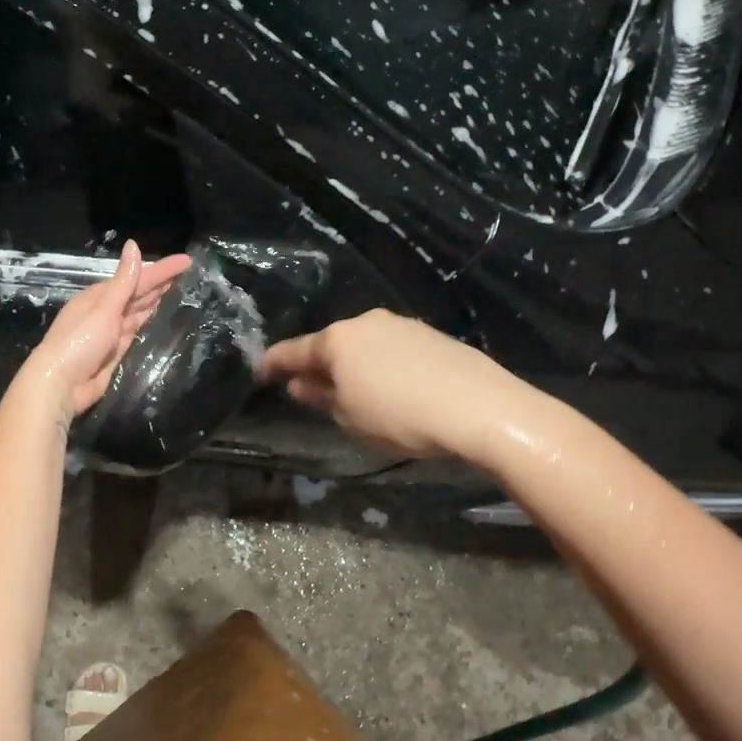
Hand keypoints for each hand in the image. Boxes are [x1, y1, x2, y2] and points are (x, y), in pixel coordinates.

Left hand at [24, 240, 192, 418]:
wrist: (60, 385)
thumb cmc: (79, 342)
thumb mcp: (103, 308)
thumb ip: (123, 281)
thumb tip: (133, 244)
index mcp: (99, 296)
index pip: (136, 278)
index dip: (161, 269)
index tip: (186, 261)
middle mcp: (104, 311)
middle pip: (137, 293)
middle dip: (160, 283)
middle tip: (188, 273)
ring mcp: (110, 333)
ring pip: (137, 311)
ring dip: (156, 300)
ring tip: (179, 290)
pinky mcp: (115, 353)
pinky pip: (136, 332)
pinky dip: (148, 322)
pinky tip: (160, 317)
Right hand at [257, 309, 544, 461]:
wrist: (481, 408)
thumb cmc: (401, 416)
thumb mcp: (350, 417)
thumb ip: (321, 397)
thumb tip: (301, 384)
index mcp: (337, 340)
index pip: (293, 350)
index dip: (273, 364)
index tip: (260, 372)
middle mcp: (365, 323)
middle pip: (331, 345)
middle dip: (319, 366)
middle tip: (310, 391)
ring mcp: (401, 325)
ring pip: (363, 346)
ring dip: (354, 366)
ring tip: (357, 394)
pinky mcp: (432, 335)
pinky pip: (392, 350)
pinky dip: (383, 366)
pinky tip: (394, 389)